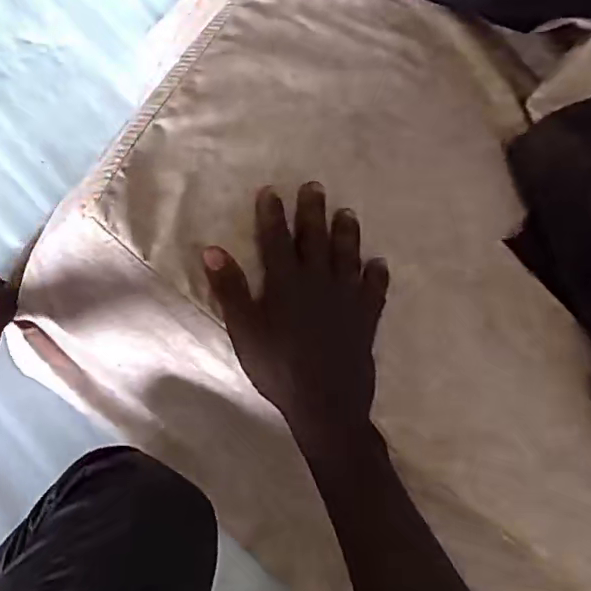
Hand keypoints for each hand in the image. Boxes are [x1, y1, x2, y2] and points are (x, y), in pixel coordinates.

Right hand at [202, 184, 389, 461]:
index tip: (271, 191)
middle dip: (313, 212)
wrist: (326, 404)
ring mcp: (346, 301)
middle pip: (315, 240)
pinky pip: (373, 292)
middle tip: (315, 186)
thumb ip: (230, 288)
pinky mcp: (365, 320)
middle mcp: (318, 283)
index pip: (276, 240)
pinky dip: (376, 276)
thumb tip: (211, 249)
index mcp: (285, 283)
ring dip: (347, 234)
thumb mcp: (243, 328)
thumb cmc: (276, 365)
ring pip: (347, 258)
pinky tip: (379, 264)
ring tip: (348, 213)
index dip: (272, 214)